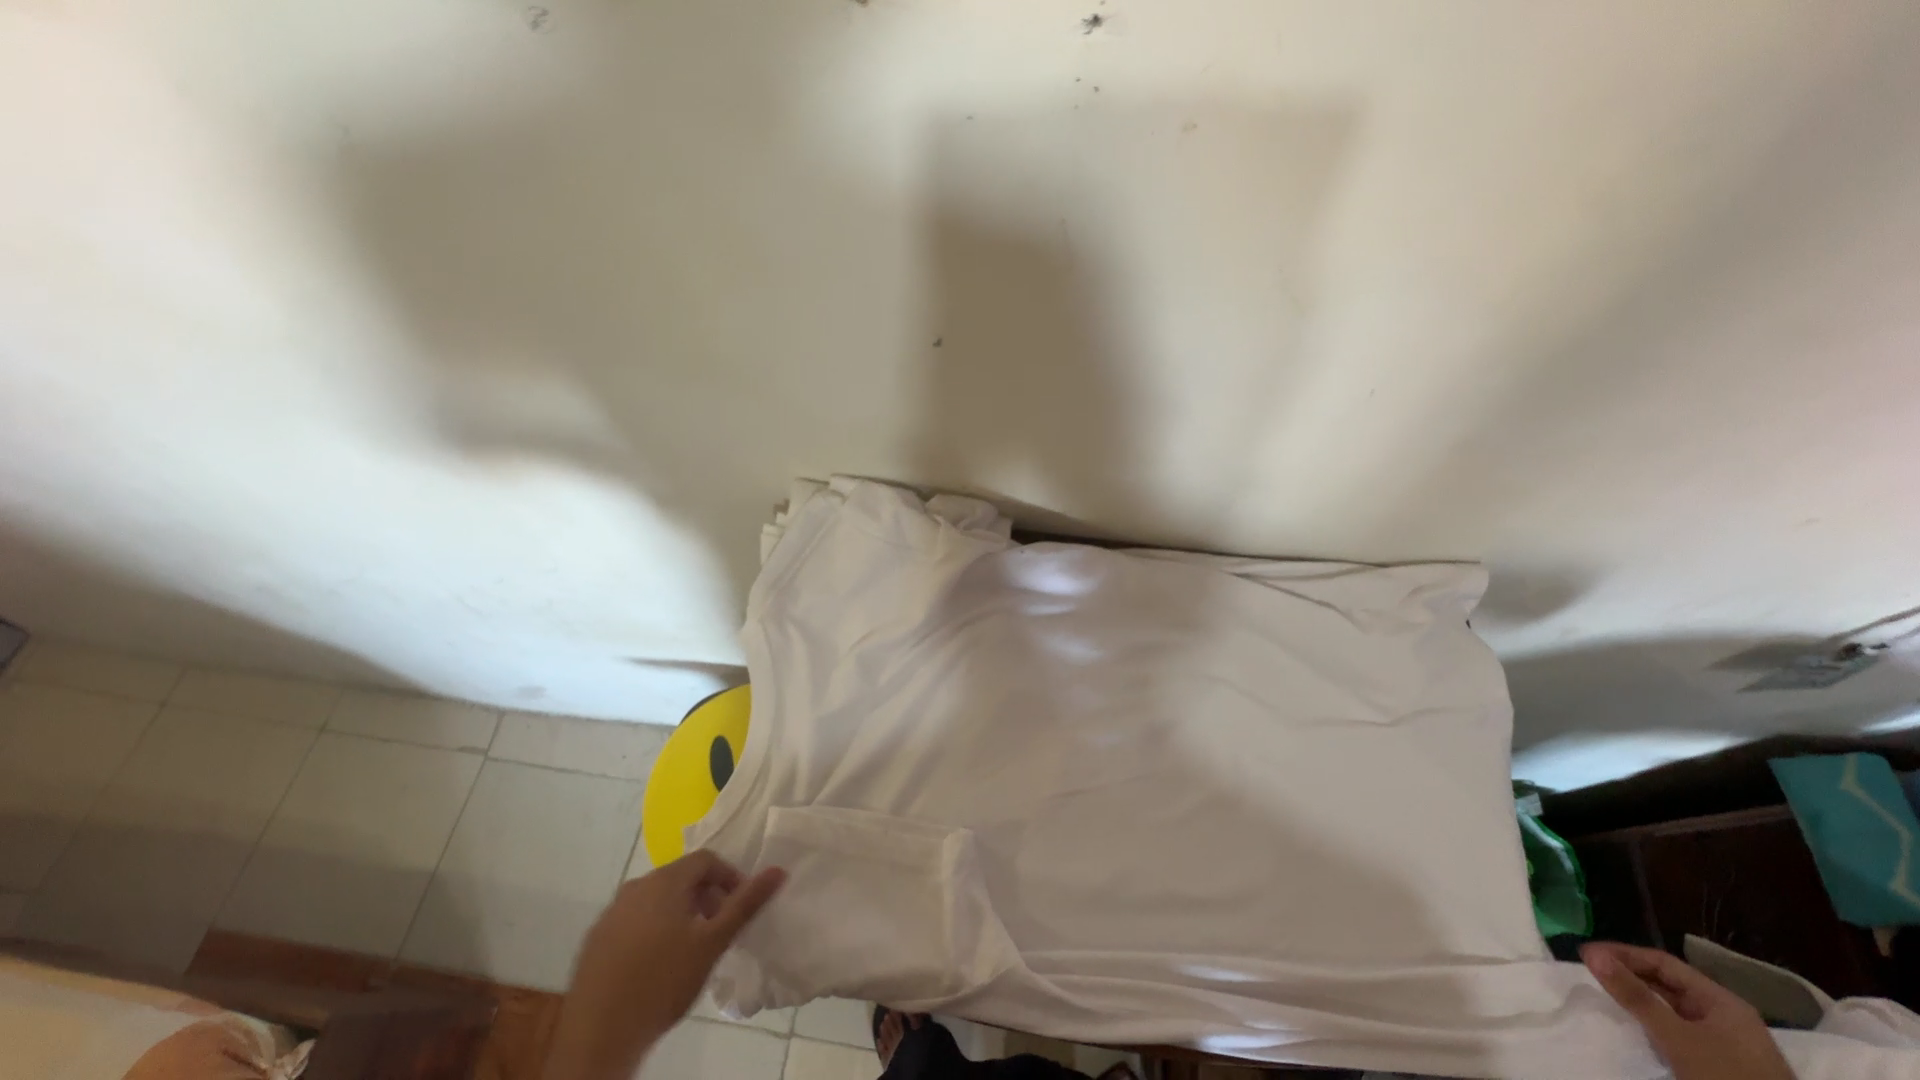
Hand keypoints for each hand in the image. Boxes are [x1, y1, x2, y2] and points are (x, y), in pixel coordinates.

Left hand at [543, 851, 785, 1079]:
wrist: (599, 1032)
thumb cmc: (664, 981)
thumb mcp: (713, 942)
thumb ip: (745, 904)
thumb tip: (778, 870)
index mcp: (664, 881)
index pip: (706, 859)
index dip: (730, 878)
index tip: (740, 908)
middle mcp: (635, 887)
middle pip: (680, 877)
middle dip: (707, 896)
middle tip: (719, 929)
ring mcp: (611, 912)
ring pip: (656, 899)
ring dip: (681, 913)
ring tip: (692, 948)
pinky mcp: (596, 938)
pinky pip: (634, 920)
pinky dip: (654, 929)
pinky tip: (658, 964)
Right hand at [1581, 942, 1795, 1079]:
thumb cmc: (1726, 1077)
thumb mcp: (1678, 1038)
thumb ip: (1636, 997)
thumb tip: (1592, 954)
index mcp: (1721, 1000)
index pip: (1664, 963)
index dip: (1623, 954)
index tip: (1585, 954)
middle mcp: (1724, 1014)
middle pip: (1669, 983)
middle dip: (1629, 974)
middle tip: (1590, 971)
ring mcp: (1725, 1040)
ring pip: (1674, 1008)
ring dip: (1640, 999)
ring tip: (1607, 994)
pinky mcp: (1721, 1062)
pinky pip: (1680, 1031)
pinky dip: (1654, 1024)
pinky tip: (1638, 1028)